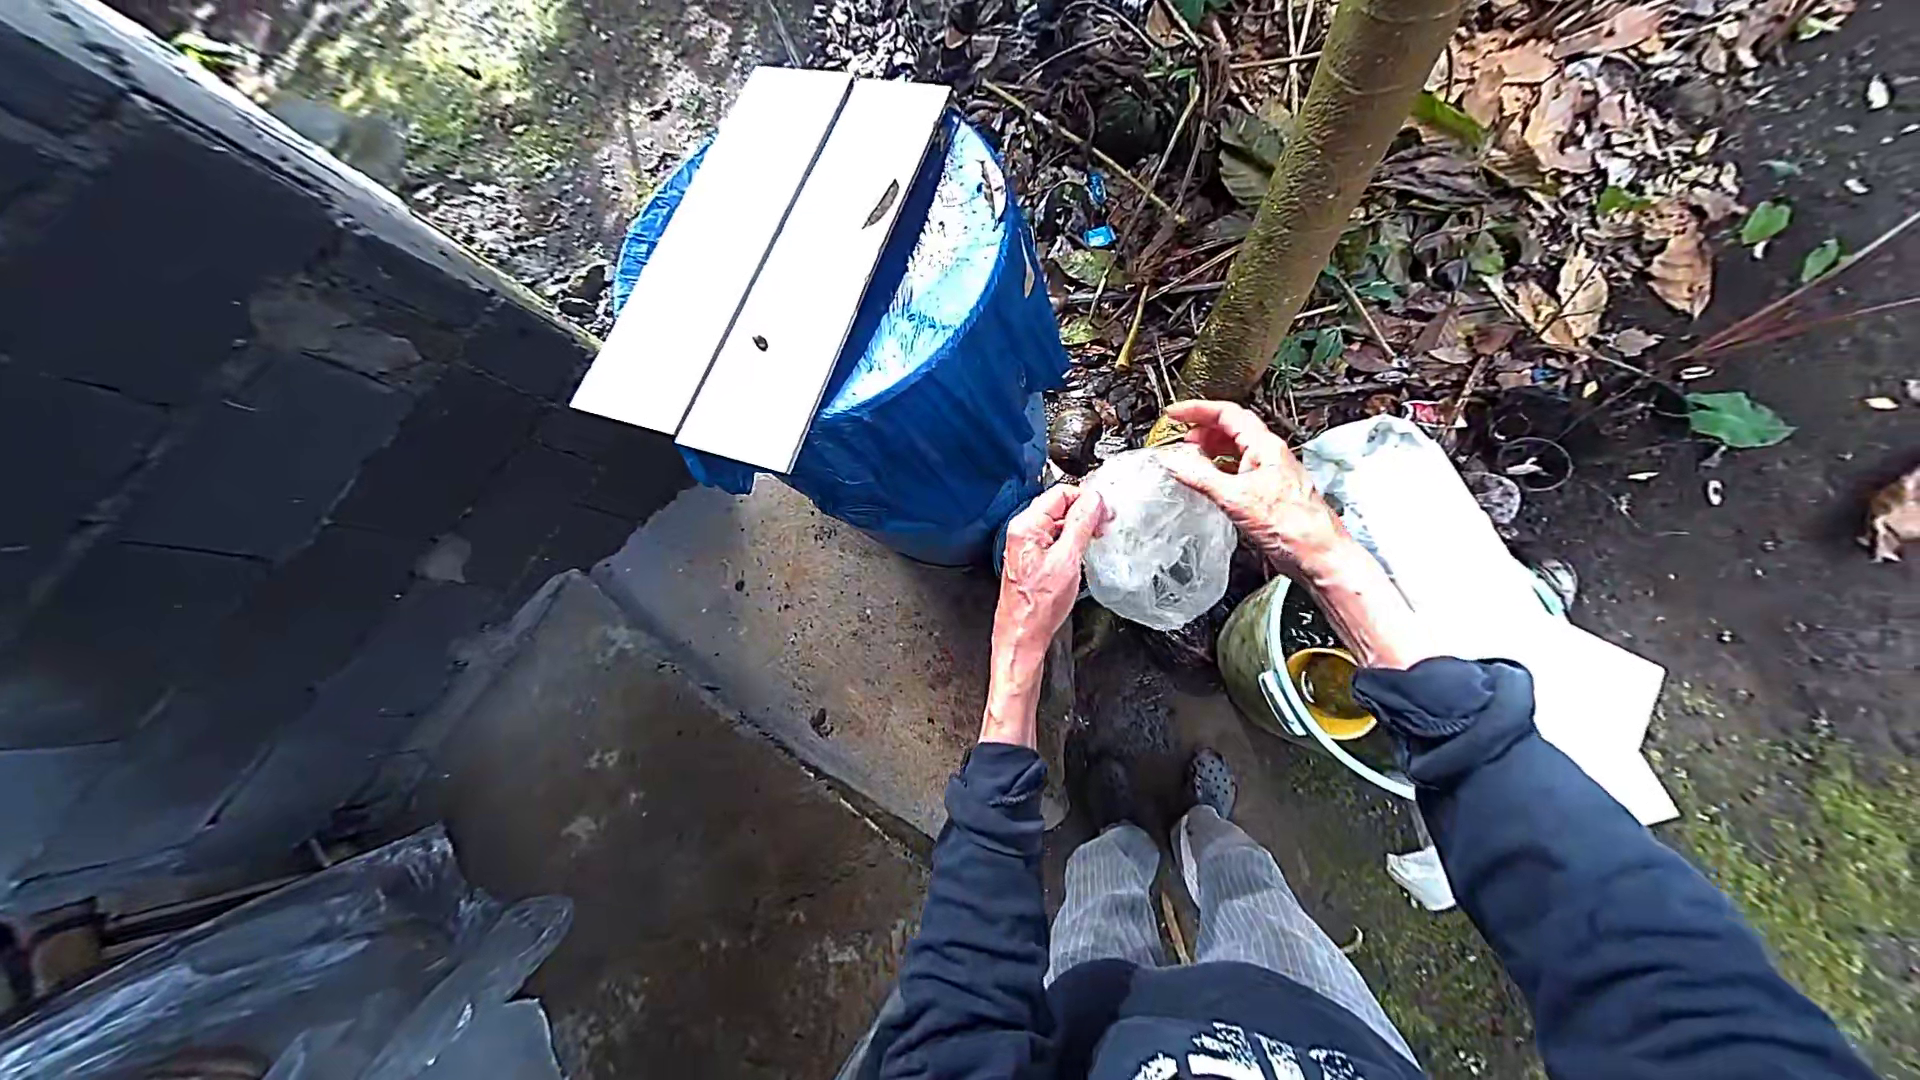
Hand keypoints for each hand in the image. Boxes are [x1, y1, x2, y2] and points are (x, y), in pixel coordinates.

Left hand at [981, 485, 1107, 745]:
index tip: (1105, 510)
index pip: (1060, 493)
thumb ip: (1080, 525)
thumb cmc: (1038, 606)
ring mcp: (1027, 545)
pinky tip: (1084, 549)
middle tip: (1105, 523)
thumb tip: (1093, 500)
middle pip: (1059, 505)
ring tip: (1098, 536)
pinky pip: (1056, 537)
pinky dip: (1073, 538)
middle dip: (1085, 511)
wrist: (1024, 635)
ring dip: (1081, 525)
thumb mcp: (1067, 561)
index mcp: (1026, 527)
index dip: (1086, 498)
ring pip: (1059, 521)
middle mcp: (1023, 532)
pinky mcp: (1033, 557)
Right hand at [1158, 399, 1350, 576]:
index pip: (1228, 414)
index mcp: (1266, 447)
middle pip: (1231, 429)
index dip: (1198, 410)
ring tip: (1190, 459)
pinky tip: (1209, 482)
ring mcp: (1270, 474)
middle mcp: (1270, 456)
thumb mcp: (1235, 497)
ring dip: (1210, 451)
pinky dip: (1218, 471)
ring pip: (1235, 450)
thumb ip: (1200, 476)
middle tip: (1180, 439)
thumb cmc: (1294, 526)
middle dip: (1202, 430)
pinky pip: (1238, 472)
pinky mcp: (1268, 493)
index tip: (1176, 414)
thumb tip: (1173, 460)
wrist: (1319, 554)